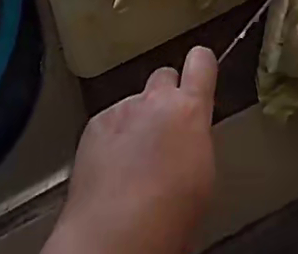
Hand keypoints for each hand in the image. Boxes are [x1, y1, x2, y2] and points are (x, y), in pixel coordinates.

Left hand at [46, 47, 218, 253]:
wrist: (111, 240)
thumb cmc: (166, 220)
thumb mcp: (203, 174)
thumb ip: (197, 137)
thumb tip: (191, 134)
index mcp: (190, 109)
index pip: (201, 60)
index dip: (201, 66)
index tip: (201, 74)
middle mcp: (156, 100)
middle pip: (164, 76)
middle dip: (165, 97)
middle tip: (164, 131)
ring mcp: (122, 110)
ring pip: (135, 102)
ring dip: (137, 122)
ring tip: (133, 162)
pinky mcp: (94, 126)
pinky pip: (109, 121)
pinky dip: (112, 138)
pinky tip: (111, 170)